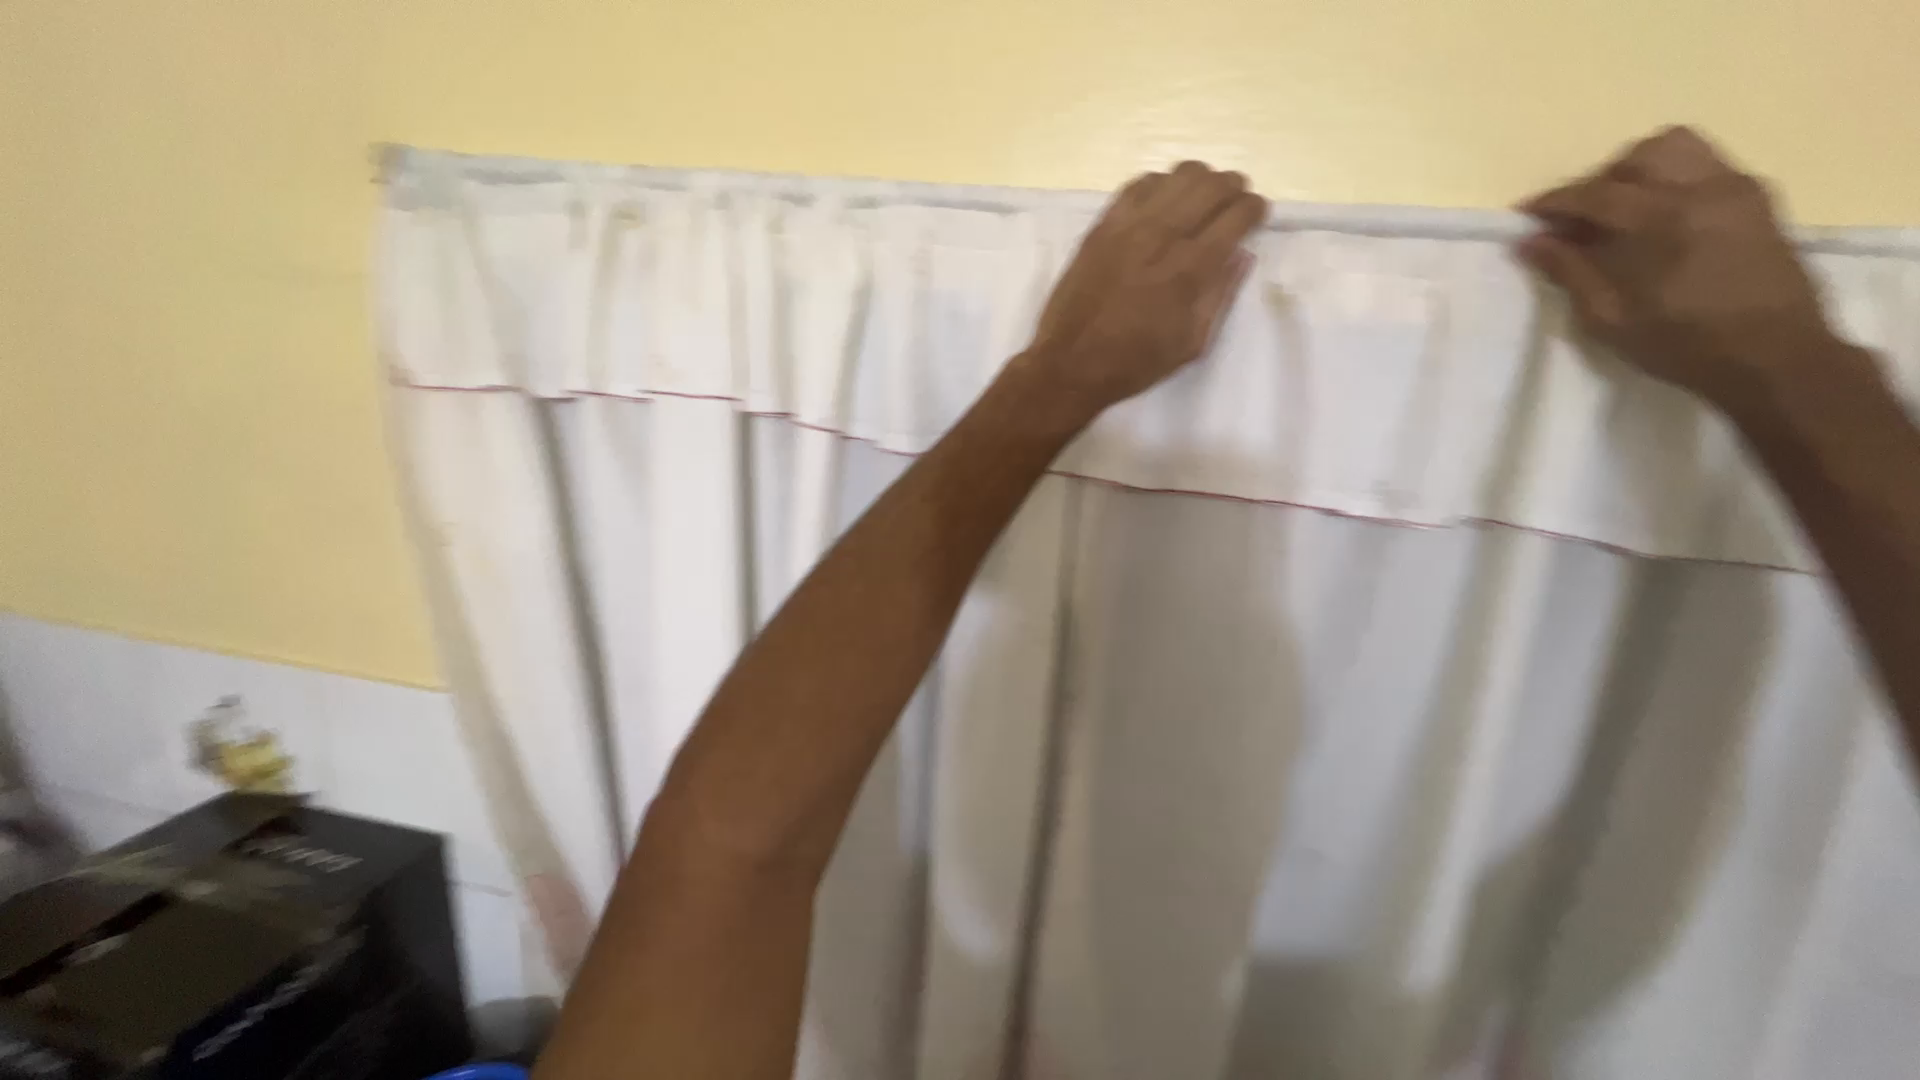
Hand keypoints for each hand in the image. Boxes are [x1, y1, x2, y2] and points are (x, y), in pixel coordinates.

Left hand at [1021, 162, 1267, 418]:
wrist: (1070, 365)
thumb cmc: (1135, 363)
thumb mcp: (1191, 343)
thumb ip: (1220, 295)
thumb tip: (1242, 255)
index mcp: (1189, 270)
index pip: (1236, 217)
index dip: (1254, 209)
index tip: (1257, 214)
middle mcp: (1162, 237)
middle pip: (1210, 186)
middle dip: (1232, 188)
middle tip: (1235, 200)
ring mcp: (1127, 227)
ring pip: (1175, 176)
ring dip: (1198, 180)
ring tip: (1201, 197)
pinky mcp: (1100, 227)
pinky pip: (1136, 186)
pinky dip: (1158, 185)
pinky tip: (1163, 200)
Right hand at [1518, 126, 1849, 418]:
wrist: (1774, 356)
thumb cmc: (1682, 344)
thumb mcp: (1610, 317)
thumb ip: (1569, 271)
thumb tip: (1530, 241)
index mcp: (1666, 220)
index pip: (1598, 193)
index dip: (1555, 202)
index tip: (1525, 215)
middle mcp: (1707, 189)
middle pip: (1643, 155)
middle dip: (1601, 179)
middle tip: (1579, 219)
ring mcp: (1739, 189)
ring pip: (1681, 149)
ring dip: (1640, 172)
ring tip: (1620, 213)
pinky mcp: (1758, 200)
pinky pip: (1706, 167)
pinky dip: (1672, 181)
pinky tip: (1657, 221)